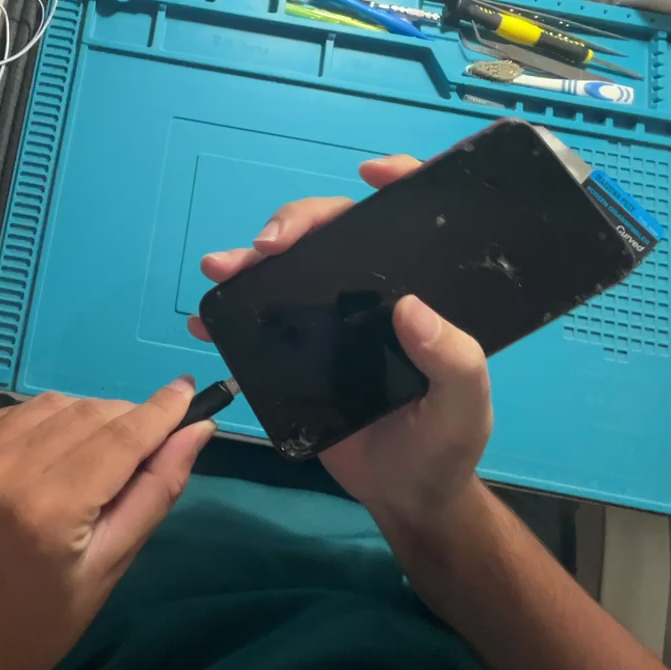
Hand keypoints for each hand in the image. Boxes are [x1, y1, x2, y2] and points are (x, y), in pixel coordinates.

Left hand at [0, 381, 212, 669]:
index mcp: (49, 510)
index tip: (187, 390)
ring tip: (97, 453)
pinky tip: (55, 451)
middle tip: (148, 439)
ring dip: (88, 415)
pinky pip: (20, 411)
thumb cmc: (43, 617)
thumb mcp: (110, 565)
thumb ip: (156, 491)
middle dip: (128, 417)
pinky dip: (48, 420)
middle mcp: (6, 469)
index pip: (120, 438)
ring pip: (55, 403)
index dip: (159, 410)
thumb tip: (196, 430)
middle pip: (89, 413)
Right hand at [190, 154, 492, 533]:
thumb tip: (412, 309)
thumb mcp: (465, 410)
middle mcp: (368, 293)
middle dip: (294, 222)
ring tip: (218, 267)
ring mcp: (328, 317)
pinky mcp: (295, 347)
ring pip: (286, 267)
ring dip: (247, 259)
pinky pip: (257, 318)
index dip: (394, 182)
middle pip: (330, 233)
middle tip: (265, 245)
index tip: (367, 171)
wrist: (401, 498)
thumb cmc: (442, 448)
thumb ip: (457, 364)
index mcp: (417, 293)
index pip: (407, 221)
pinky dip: (228, 311)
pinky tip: (205, 318)